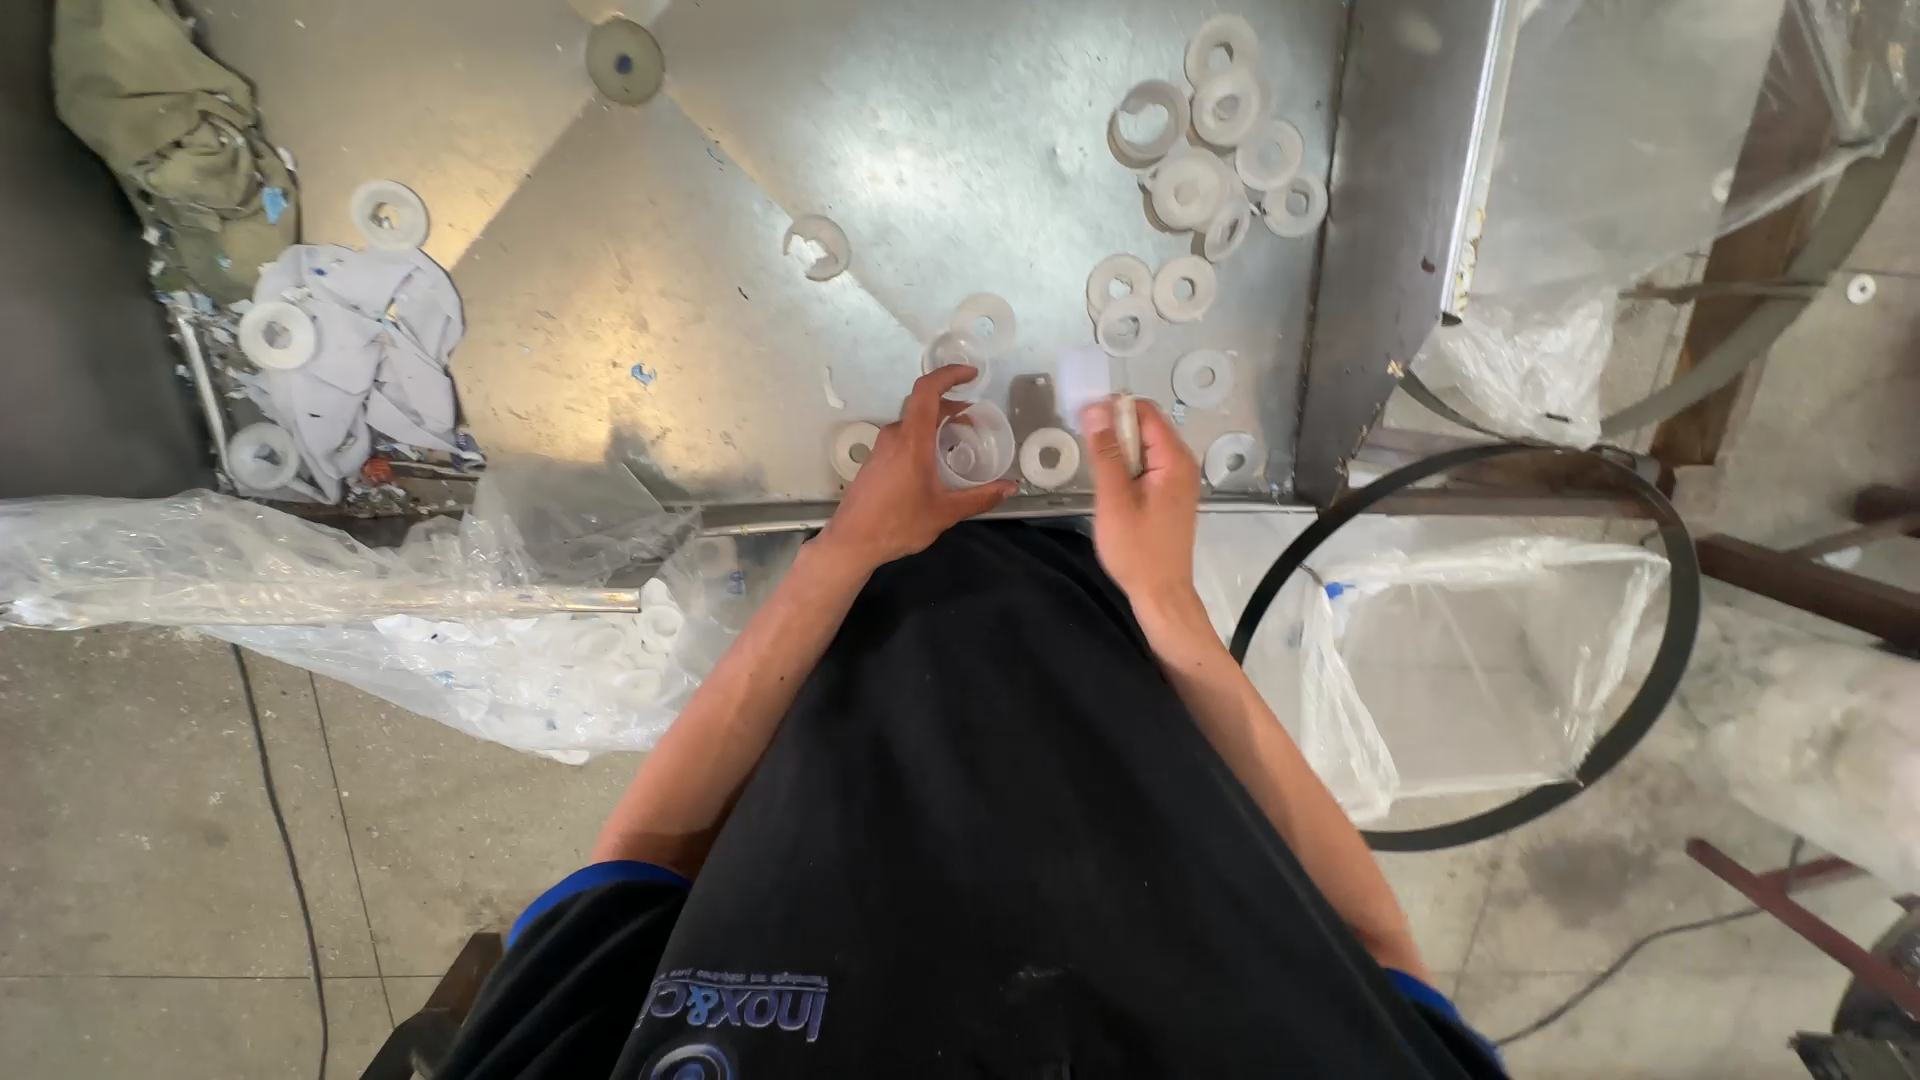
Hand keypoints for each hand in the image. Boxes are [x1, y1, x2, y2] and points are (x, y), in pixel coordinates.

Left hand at [818, 366, 1017, 571]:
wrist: (852, 543)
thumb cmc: (898, 525)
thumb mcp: (945, 513)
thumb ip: (980, 498)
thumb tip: (1010, 488)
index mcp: (912, 441)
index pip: (927, 390)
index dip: (949, 375)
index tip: (971, 375)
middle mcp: (894, 437)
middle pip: (923, 407)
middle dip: (951, 407)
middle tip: (975, 422)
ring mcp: (881, 448)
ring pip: (913, 424)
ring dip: (936, 425)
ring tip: (958, 443)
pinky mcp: (874, 461)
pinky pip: (903, 439)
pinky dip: (922, 439)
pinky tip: (934, 464)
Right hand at [1081, 396, 1200, 608]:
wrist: (1161, 592)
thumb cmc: (1136, 550)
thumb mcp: (1114, 499)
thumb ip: (1105, 452)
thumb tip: (1097, 408)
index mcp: (1174, 459)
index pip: (1145, 412)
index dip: (1113, 410)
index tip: (1084, 423)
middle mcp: (1182, 463)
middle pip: (1146, 427)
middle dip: (1114, 431)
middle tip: (1088, 454)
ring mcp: (1178, 480)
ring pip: (1144, 448)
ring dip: (1118, 452)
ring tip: (1098, 475)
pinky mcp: (1171, 494)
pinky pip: (1147, 466)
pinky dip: (1127, 469)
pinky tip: (1112, 488)